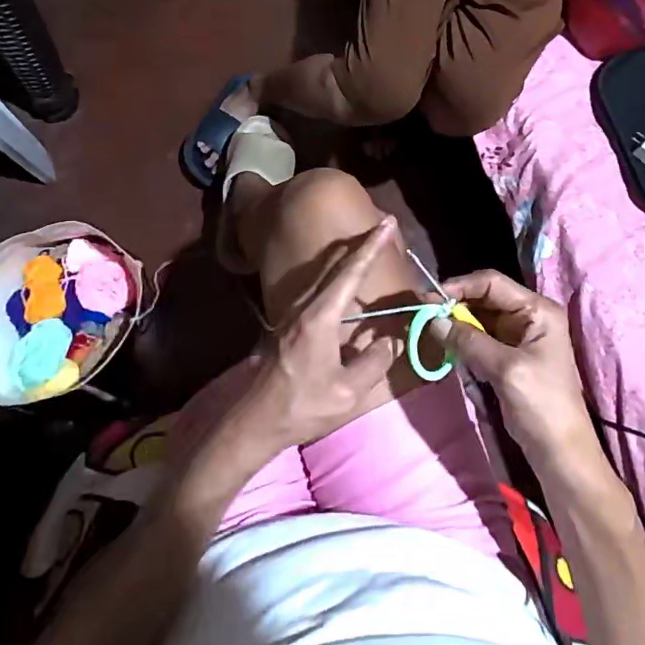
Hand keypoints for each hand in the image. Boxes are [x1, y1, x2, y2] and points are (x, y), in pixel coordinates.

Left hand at [237, 217, 402, 447]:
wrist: (255, 421)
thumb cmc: (302, 406)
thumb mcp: (347, 391)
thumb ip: (374, 362)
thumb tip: (388, 341)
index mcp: (319, 318)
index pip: (350, 273)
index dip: (371, 246)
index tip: (387, 223)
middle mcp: (303, 309)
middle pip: (335, 267)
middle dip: (361, 246)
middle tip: (382, 228)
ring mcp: (291, 316)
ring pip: (324, 278)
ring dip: (346, 262)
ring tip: (367, 252)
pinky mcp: (288, 328)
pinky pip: (317, 294)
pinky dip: (335, 281)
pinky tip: (344, 291)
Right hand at [435, 270, 595, 462]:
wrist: (560, 451)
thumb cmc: (541, 404)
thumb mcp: (505, 369)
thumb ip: (468, 341)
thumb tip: (432, 319)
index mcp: (538, 310)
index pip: (492, 283)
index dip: (460, 286)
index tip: (429, 298)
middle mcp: (529, 317)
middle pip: (484, 298)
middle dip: (455, 305)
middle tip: (424, 314)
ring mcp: (519, 337)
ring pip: (478, 319)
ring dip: (456, 324)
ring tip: (431, 329)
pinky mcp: (508, 356)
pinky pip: (479, 339)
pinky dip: (462, 341)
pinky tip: (447, 346)